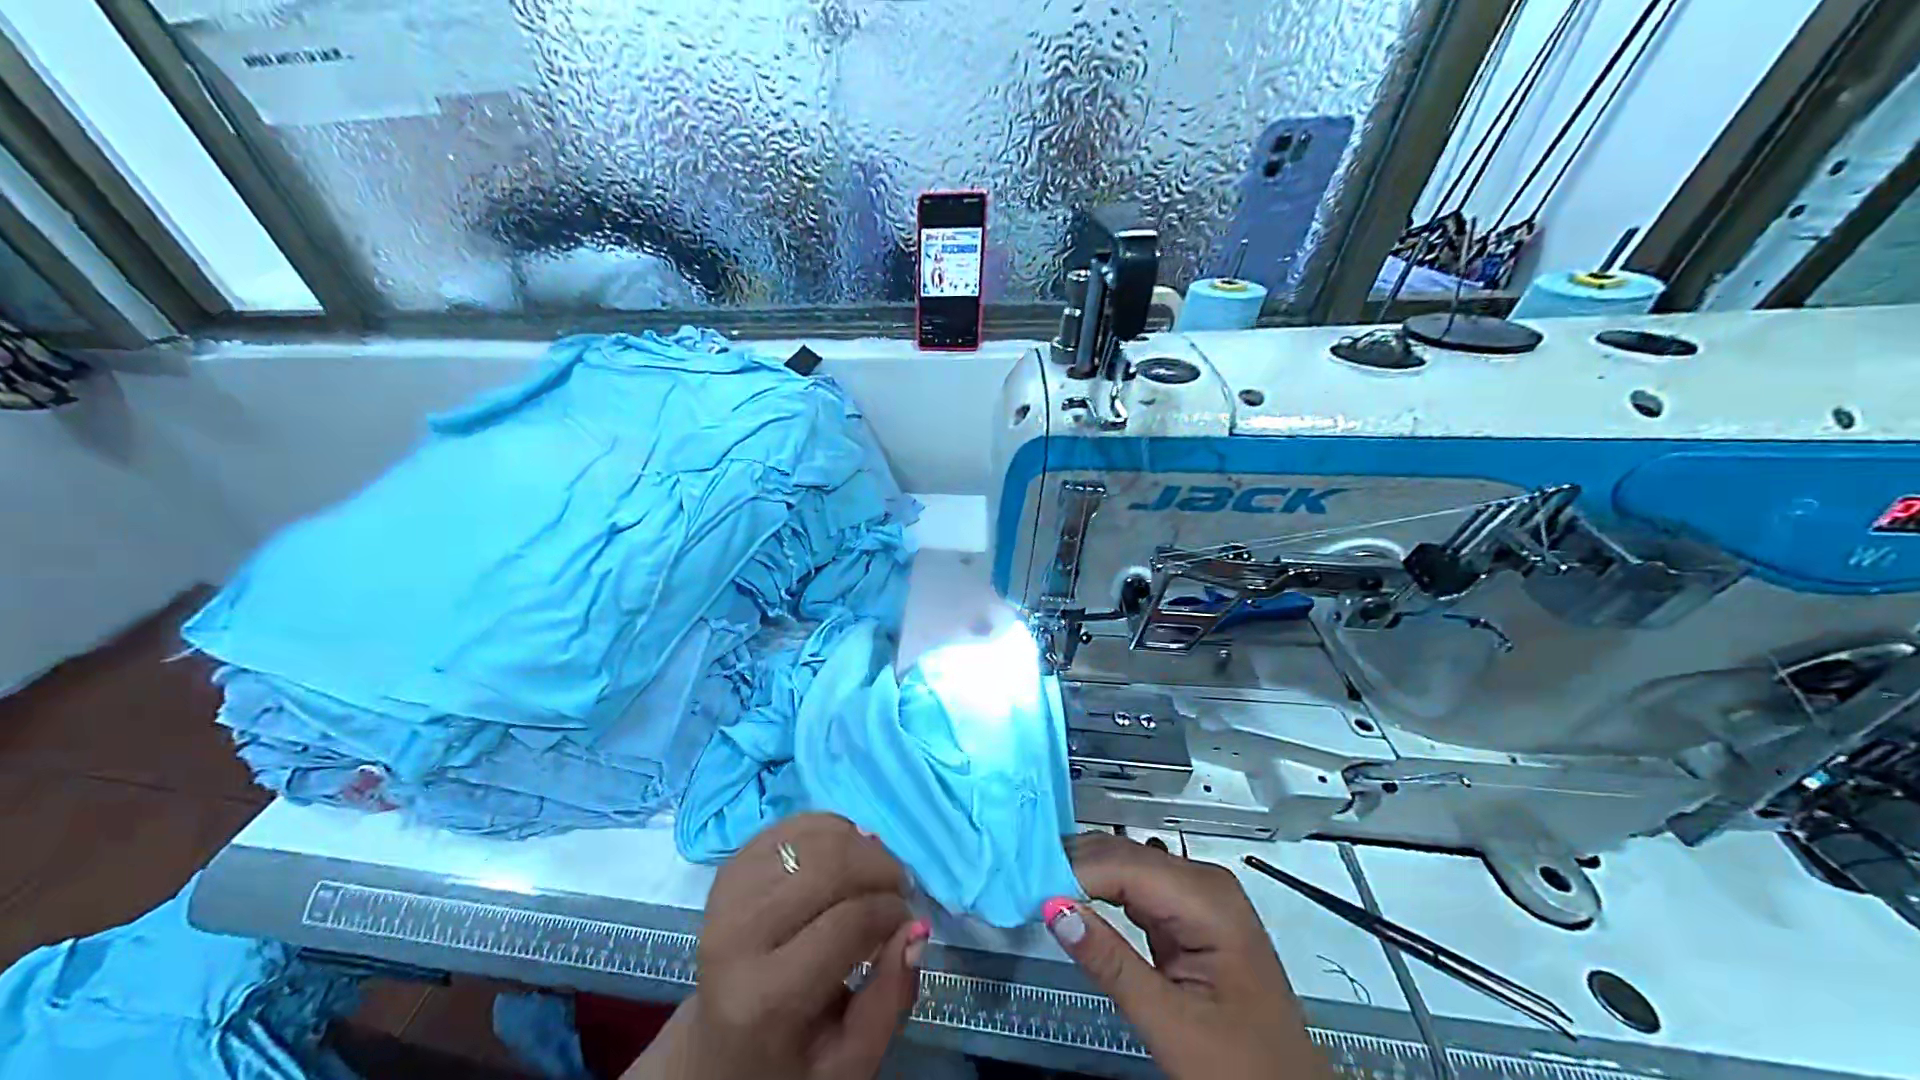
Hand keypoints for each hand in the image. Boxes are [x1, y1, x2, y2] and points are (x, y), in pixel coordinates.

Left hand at [626, 815, 929, 1079]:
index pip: (846, 923)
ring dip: (859, 844)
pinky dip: (830, 829)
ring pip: (811, 837)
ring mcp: (728, 895)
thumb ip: (889, 999)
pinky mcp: (729, 869)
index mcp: (763, 997)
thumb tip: (917, 929)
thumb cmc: (790, 1061)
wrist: (717, 1050)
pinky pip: (791, 825)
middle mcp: (736, 935)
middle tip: (899, 888)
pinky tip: (847, 851)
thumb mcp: (849, 1062)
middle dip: (881, 867)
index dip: (891, 912)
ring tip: (876, 871)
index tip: (908, 922)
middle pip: (828, 866)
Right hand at [1044, 833, 1330, 1079]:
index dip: (1069, 871)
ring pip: (1123, 866)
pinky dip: (1097, 892)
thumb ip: (1110, 962)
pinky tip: (1068, 897)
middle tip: (1017, 880)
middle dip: (1069, 865)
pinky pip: (1132, 888)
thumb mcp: (1172, 1023)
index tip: (1023, 886)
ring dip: (1079, 875)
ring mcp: (1194, 894)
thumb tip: (1052, 907)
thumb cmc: (1241, 1065)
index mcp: (1206, 897)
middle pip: (1121, 855)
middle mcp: (1201, 881)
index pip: (1122, 865)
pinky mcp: (1184, 912)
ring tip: (1032, 885)